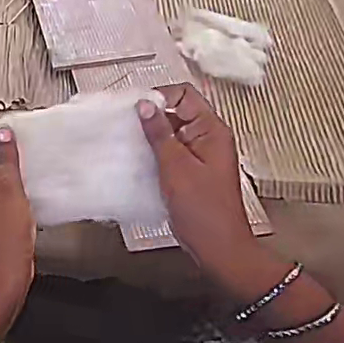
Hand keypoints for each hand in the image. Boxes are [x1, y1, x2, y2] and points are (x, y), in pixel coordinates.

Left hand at [0, 125, 35, 295]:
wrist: (1, 276)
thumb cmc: (2, 239)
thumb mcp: (9, 190)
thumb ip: (6, 158)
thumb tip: (4, 133)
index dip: (1, 134)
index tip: (22, 136)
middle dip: (6, 152)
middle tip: (27, 157)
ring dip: (10, 171)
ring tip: (27, 176)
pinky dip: (10, 187)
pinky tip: (24, 192)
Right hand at [137, 84, 253, 283]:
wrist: (218, 248)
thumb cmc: (204, 211)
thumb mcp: (176, 167)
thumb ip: (159, 134)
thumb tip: (145, 104)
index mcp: (212, 130)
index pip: (184, 95)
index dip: (158, 97)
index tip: (134, 109)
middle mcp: (208, 138)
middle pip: (175, 113)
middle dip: (149, 119)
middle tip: (125, 129)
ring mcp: (199, 156)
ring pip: (169, 135)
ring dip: (149, 139)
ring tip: (129, 147)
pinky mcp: (190, 172)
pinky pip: (169, 154)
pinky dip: (153, 156)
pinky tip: (137, 164)